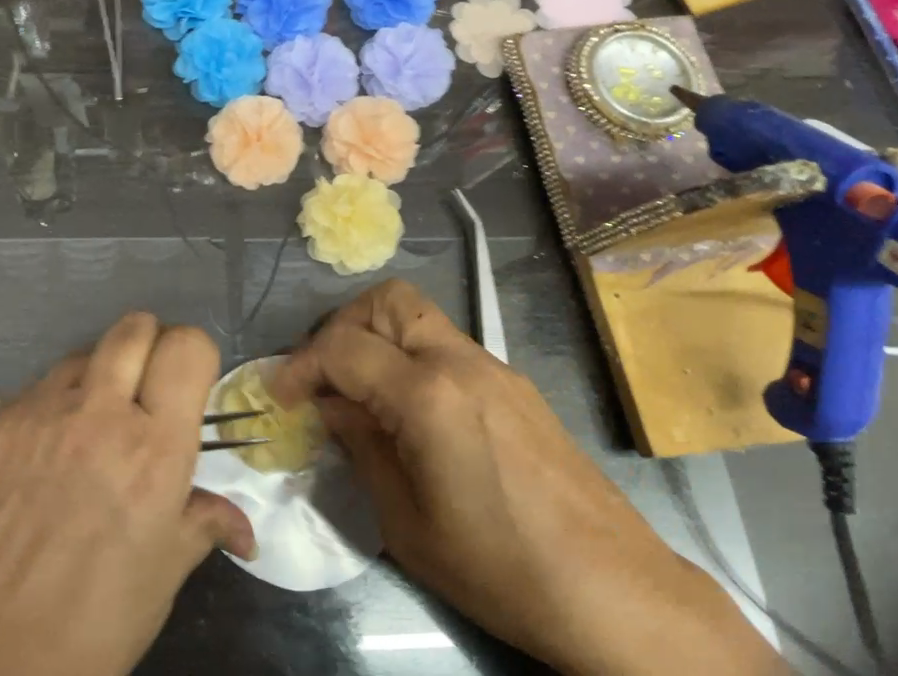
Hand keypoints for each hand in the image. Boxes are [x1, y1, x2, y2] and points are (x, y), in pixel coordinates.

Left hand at [0, 313, 254, 675]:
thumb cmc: (96, 619)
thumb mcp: (165, 572)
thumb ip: (204, 523)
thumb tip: (242, 528)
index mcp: (154, 448)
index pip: (186, 347)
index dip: (192, 357)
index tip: (187, 386)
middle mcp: (98, 414)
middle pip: (132, 328)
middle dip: (148, 345)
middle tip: (145, 389)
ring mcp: (38, 413)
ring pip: (81, 355)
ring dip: (97, 376)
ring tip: (92, 424)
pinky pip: (35, 390)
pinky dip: (51, 407)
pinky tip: (45, 454)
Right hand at [272, 280, 783, 675]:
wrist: (616, 594)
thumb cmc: (500, 569)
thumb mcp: (405, 523)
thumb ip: (361, 447)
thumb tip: (331, 407)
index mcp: (428, 395)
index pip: (342, 346)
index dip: (299, 365)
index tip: (281, 398)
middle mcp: (462, 363)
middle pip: (388, 302)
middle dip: (342, 328)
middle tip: (324, 379)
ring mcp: (497, 370)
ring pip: (421, 318)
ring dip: (379, 340)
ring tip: (360, 395)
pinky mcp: (518, 388)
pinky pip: (449, 348)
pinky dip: (413, 360)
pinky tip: (410, 416)